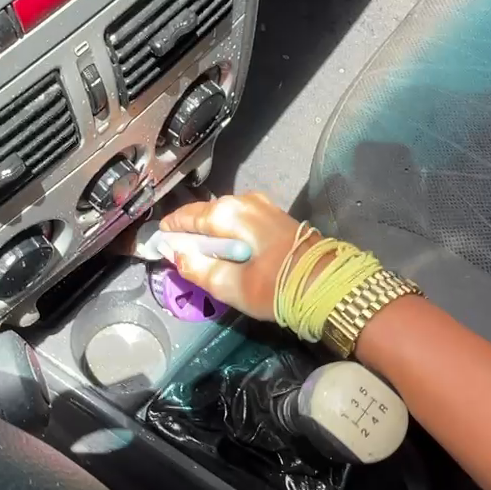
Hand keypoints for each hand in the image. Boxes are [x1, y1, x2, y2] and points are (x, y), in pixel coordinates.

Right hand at [158, 192, 315, 321]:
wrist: (331, 286)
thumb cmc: (277, 288)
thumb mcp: (231, 286)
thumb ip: (198, 270)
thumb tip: (178, 255)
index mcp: (228, 213)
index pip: (186, 217)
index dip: (170, 231)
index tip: (159, 244)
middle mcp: (243, 201)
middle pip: (205, 214)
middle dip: (190, 231)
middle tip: (180, 254)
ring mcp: (262, 206)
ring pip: (223, 216)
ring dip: (210, 233)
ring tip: (203, 256)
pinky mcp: (275, 216)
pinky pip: (240, 220)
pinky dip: (228, 233)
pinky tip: (229, 252)